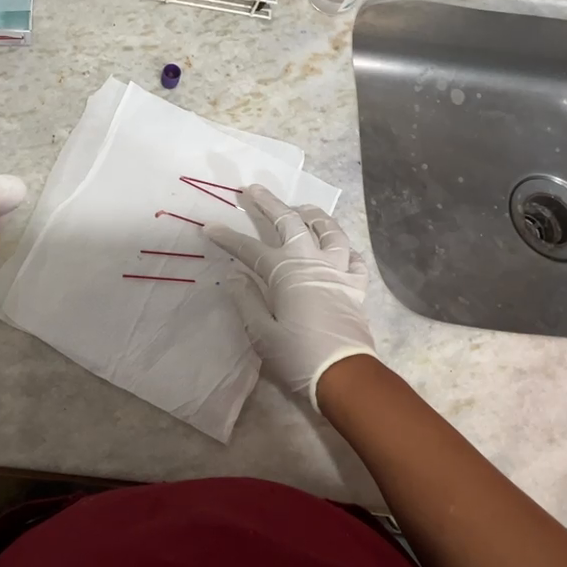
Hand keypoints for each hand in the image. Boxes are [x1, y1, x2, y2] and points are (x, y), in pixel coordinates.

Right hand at [204, 184, 376, 410]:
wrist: (344, 377)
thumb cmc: (298, 356)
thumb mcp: (261, 333)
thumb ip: (247, 300)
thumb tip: (237, 275)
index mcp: (285, 272)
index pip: (249, 249)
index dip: (228, 238)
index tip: (210, 227)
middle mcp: (311, 262)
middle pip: (290, 222)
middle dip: (269, 203)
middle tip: (253, 189)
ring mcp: (337, 271)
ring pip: (329, 231)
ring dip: (314, 215)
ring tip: (303, 209)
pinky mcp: (355, 286)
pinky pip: (354, 259)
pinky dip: (345, 248)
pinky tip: (339, 248)